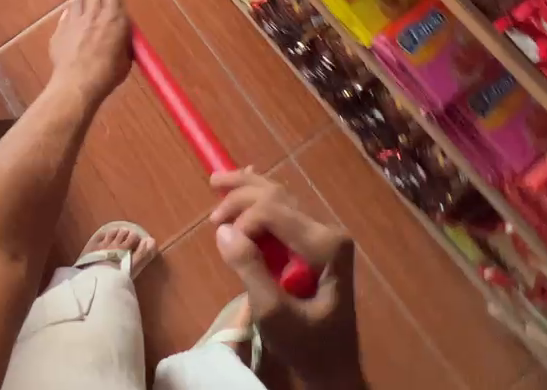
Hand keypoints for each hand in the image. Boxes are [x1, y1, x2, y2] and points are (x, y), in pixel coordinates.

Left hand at [46, 0, 131, 105]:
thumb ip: (123, 41)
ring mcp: (74, 21)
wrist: (76, 83)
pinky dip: (69, 9)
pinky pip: (66, 15)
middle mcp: (94, 15)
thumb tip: (121, 33)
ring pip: (77, 1)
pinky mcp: (60, 31)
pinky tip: (69, 9)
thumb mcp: (126, 59)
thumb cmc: (107, 75)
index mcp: (113, 20)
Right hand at [209, 169, 359, 388]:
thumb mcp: (274, 314)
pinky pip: (284, 207)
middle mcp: (328, 231)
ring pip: (279, 195)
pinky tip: (247, 176)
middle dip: (240, 197)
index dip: (243, 220)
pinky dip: (260, 194)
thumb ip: (250, 269)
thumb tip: (222, 229)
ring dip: (246, 188)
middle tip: (212, 215)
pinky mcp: (315, 242)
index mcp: (326, 245)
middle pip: (276, 196)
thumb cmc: (307, 346)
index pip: (274, 211)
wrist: (334, 371)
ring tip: (217, 181)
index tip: (222, 242)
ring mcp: (323, 234)